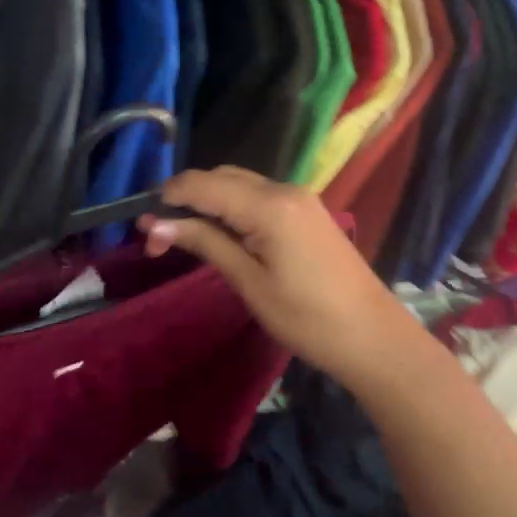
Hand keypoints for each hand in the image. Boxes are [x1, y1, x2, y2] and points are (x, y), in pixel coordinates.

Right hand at [138, 167, 420, 375]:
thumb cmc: (308, 319)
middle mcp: (284, 189)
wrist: (374, 339)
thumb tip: (155, 225)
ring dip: (207, 202)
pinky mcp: (306, 213)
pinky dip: (231, 208)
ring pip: (238, 184)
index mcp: (269, 205)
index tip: (142, 229)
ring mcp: (299, 199)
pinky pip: (257, 197)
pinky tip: (220, 235)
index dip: (167, 199)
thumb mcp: (249, 282)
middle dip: (184, 199)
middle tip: (159, 239)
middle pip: (220, 177)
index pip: (202, 184)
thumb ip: (204, 243)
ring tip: (183, 238)